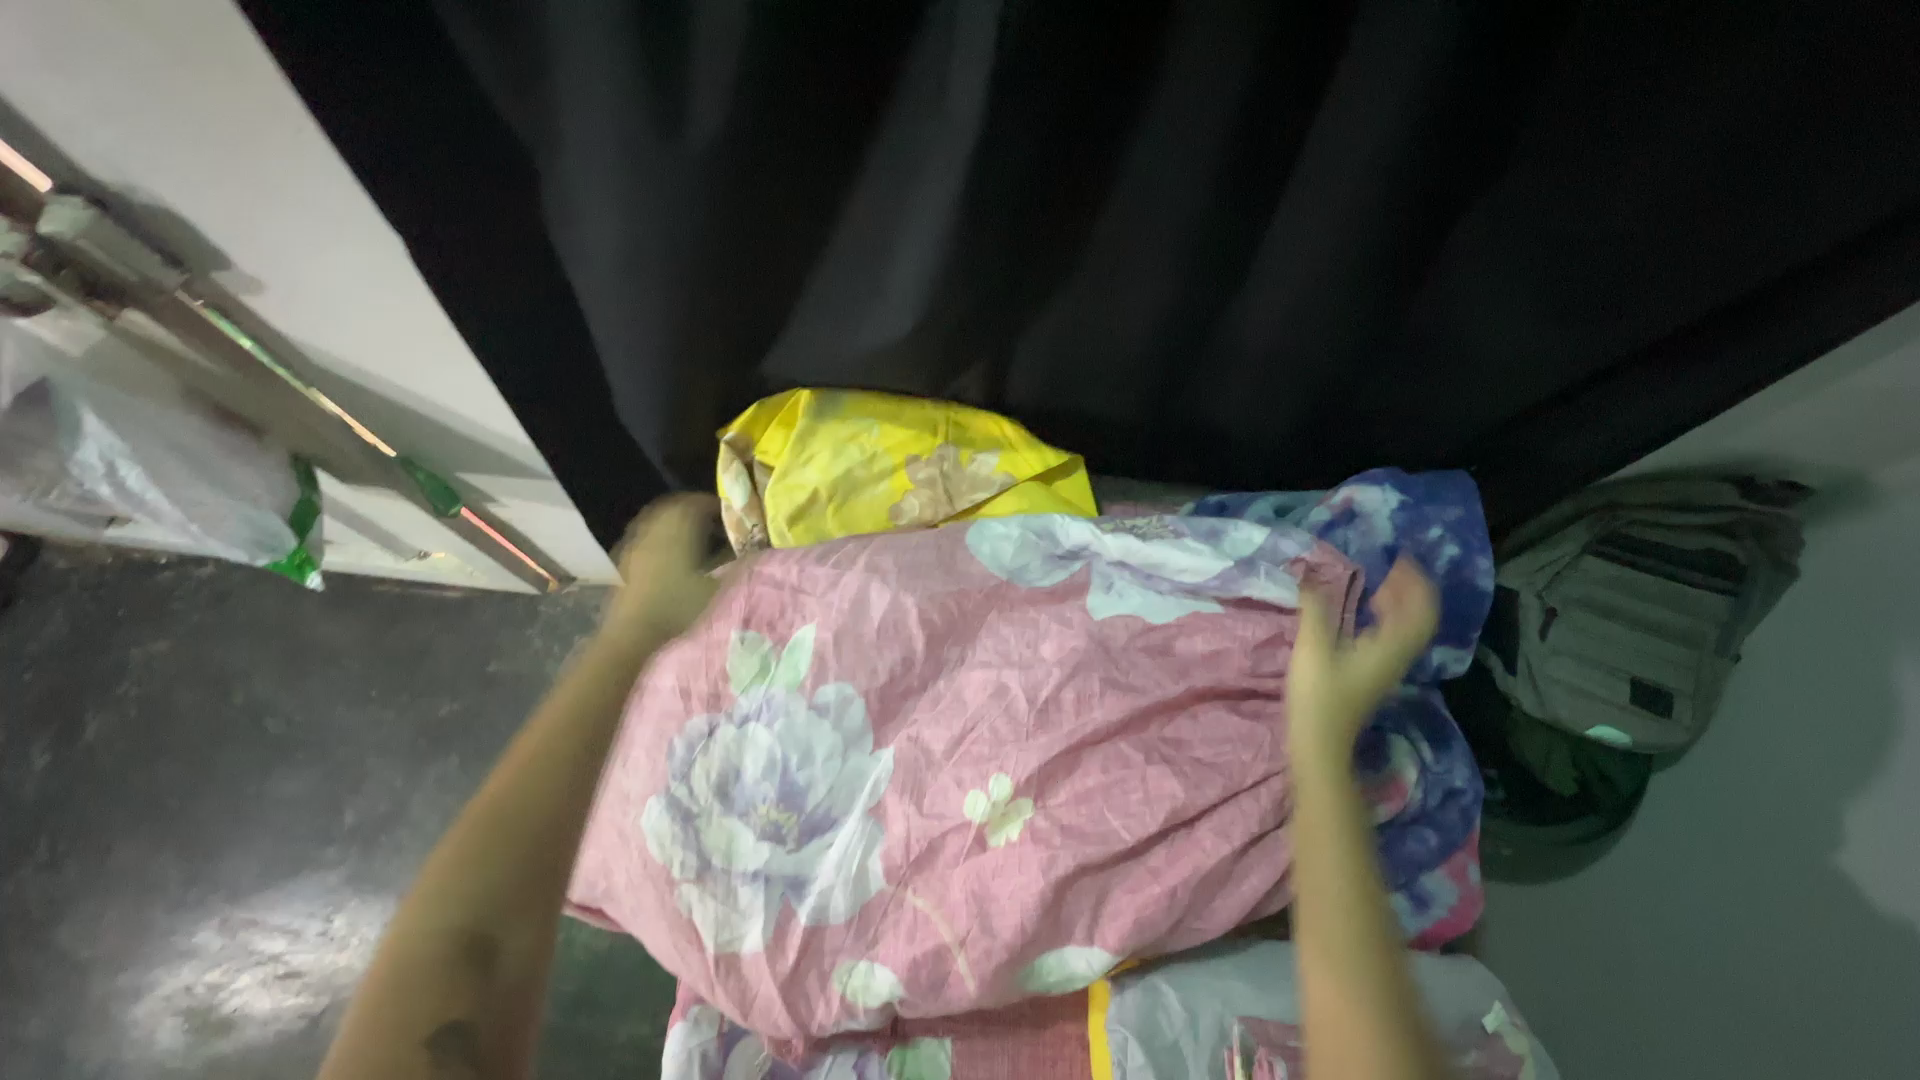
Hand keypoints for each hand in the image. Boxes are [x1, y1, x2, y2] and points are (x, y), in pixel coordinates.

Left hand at [598, 495, 728, 648]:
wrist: (632, 633)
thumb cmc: (677, 609)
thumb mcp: (715, 588)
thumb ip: (734, 565)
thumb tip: (752, 551)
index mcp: (679, 531)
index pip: (697, 504)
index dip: (713, 504)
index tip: (727, 513)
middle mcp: (655, 529)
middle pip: (674, 506)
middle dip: (693, 508)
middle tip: (710, 520)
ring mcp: (636, 542)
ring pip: (657, 517)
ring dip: (674, 519)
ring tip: (690, 533)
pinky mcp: (624, 557)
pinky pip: (644, 533)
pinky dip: (659, 533)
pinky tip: (667, 552)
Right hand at [1289, 557, 1439, 759]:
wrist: (1320, 743)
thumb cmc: (1319, 695)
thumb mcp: (1312, 647)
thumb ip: (1314, 607)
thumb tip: (1308, 573)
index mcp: (1391, 646)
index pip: (1421, 608)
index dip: (1417, 581)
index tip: (1400, 558)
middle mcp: (1398, 656)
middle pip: (1419, 617)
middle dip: (1409, 589)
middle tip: (1389, 567)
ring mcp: (1389, 668)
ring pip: (1407, 629)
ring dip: (1399, 604)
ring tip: (1378, 586)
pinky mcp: (1375, 675)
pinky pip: (1394, 639)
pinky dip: (1387, 620)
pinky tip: (1363, 616)